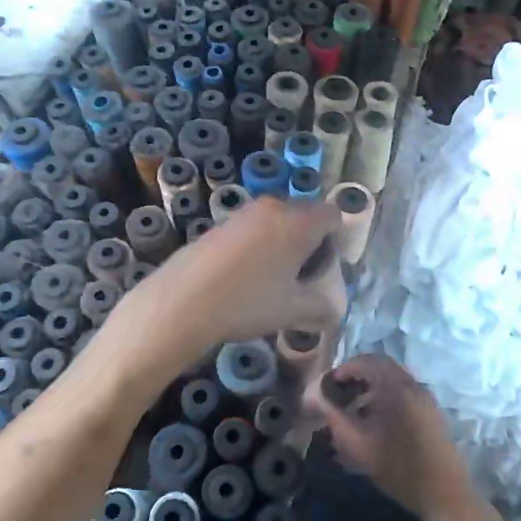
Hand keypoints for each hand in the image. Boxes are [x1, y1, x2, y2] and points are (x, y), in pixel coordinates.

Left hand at [114, 198, 344, 373]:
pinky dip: (258, 246)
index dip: (338, 238)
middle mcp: (272, 208)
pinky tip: (244, 278)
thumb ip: (321, 309)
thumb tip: (333, 311)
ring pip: (276, 222)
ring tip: (274, 279)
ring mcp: (242, 214)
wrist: (182, 301)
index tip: (329, 267)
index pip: (332, 214)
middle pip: (304, 215)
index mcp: (298, 223)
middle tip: (304, 276)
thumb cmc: (247, 303)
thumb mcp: (292, 312)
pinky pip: (251, 230)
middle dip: (310, 241)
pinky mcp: (219, 226)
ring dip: (282, 243)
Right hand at [306, 355, 481, 520]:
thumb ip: (334, 417)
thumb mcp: (359, 446)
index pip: (369, 361)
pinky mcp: (431, 412)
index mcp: (399, 389)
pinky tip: (374, 421)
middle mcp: (415, 386)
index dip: (345, 369)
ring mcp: (426, 399)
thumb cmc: (400, 470)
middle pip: (382, 367)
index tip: (328, 386)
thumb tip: (314, 396)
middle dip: (357, 376)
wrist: (445, 495)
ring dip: (371, 387)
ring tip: (351, 410)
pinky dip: (385, 397)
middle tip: (338, 394)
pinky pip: (404, 393)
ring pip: (394, 380)